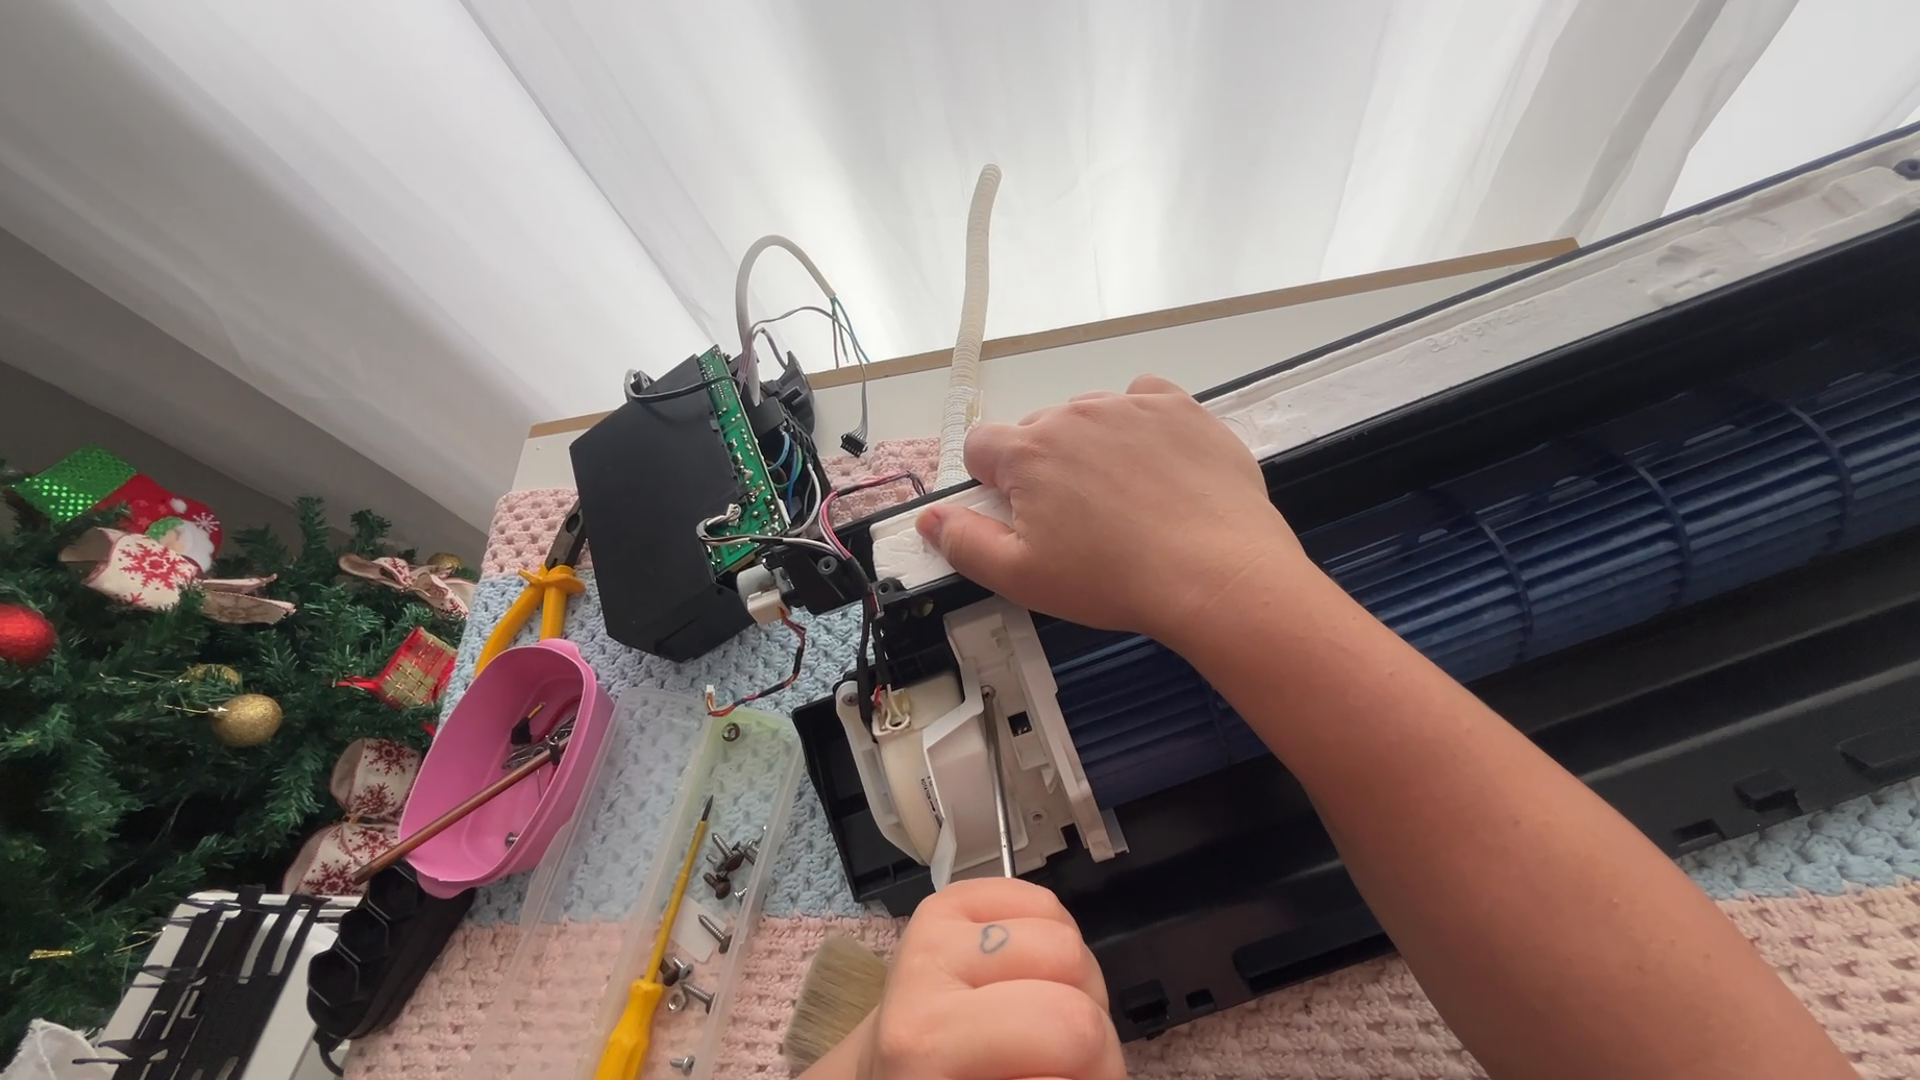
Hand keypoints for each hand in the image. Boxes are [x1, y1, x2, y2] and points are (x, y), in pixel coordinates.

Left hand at [859, 878, 1124, 1079]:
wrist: (890, 1069)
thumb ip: (1050, 1072)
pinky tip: (1030, 974)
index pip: (1069, 1026)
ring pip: (1063, 925)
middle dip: (1087, 1011)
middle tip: (1063, 1050)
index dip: (1102, 1063)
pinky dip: (1053, 937)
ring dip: (1072, 975)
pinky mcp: (950, 898)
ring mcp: (938, 921)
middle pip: (1071, 957)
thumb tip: (1088, 1049)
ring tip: (1044, 1012)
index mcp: (930, 1039)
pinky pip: (1042, 899)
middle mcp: (927, 963)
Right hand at [915, 375, 1310, 645]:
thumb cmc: (1114, 580)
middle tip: (1074, 518)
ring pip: (1087, 415)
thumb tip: (929, 518)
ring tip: (1119, 495)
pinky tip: (1152, 460)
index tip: (1018, 511)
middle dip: (1042, 466)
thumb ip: (964, 543)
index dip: (991, 481)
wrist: (1216, 574)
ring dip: (1089, 445)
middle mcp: (1076, 415)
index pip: (980, 445)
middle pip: (1036, 431)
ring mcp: (1132, 406)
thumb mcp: (1021, 577)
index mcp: (1030, 452)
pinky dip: (1138, 421)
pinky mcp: (1180, 408)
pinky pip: (1143, 396)